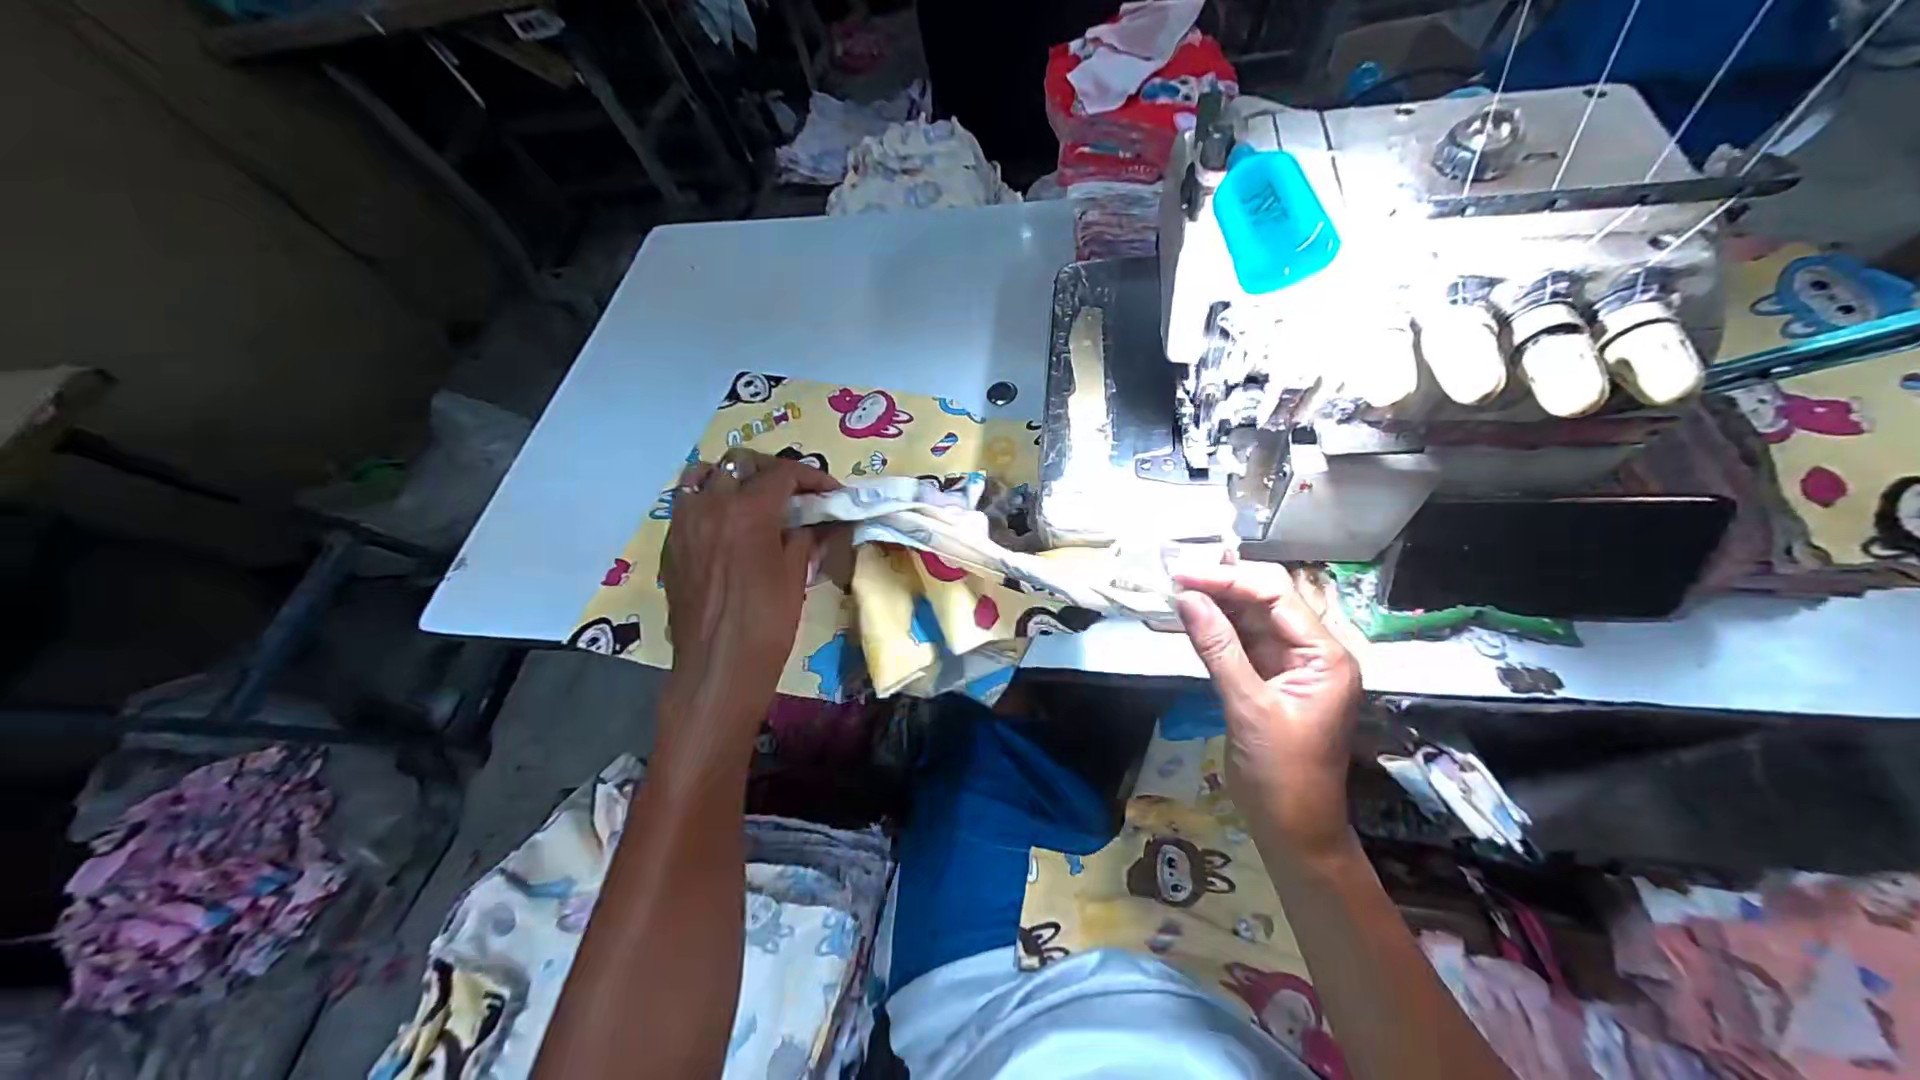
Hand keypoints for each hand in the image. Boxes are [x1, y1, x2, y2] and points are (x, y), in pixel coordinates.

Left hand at [661, 449, 838, 749]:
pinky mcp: (672, 543)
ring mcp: (685, 522)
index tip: (830, 490)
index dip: (812, 477)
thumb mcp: (795, 576)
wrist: (717, 667)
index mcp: (748, 511)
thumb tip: (813, 522)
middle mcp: (711, 506)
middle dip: (772, 470)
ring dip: (732, 477)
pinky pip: (687, 502)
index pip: (782, 473)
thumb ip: (803, 537)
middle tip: (794, 491)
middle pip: (741, 463)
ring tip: (752, 496)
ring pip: (703, 475)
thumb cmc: (766, 624)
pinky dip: (709, 499)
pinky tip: (727, 524)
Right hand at [1173, 555, 1361, 862]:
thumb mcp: (1248, 707)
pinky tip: (1188, 617)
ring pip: (1250, 618)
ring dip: (1215, 603)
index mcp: (1325, 655)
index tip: (1184, 574)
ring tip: (1175, 589)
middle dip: (1222, 584)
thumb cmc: (1281, 773)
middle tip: (1175, 576)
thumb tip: (1186, 598)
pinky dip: (1214, 628)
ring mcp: (1288, 664)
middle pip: (1265, 600)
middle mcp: (1311, 651)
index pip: (1277, 595)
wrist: (1292, 827)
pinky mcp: (1266, 678)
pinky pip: (1240, 641)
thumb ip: (1218, 648)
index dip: (1229, 579)